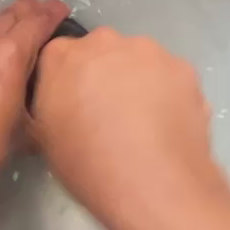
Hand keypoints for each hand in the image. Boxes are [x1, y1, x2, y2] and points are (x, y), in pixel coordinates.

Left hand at [0, 0, 69, 188]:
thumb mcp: (24, 125)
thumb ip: (30, 96)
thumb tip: (31, 93)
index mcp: (9, 54)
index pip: (36, 20)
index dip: (51, 12)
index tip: (60, 9)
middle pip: (8, 14)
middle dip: (27, 11)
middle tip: (38, 13)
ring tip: (5, 37)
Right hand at [28, 28, 223, 229]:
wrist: (156, 188)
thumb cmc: (91, 168)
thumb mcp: (47, 137)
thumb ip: (53, 102)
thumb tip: (66, 99)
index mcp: (61, 56)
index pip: (59, 57)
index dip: (68, 82)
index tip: (75, 106)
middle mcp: (103, 41)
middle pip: (100, 51)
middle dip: (104, 74)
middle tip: (110, 114)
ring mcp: (146, 50)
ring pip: (138, 60)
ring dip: (137, 81)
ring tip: (145, 124)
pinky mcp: (182, 67)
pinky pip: (170, 76)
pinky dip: (169, 93)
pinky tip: (170, 126)